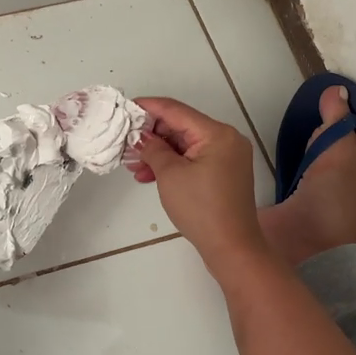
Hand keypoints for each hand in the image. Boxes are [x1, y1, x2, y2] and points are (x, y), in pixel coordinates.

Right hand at [127, 97, 266, 266]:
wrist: (231, 246)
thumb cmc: (200, 208)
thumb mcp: (169, 174)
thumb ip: (152, 148)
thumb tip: (140, 136)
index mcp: (216, 133)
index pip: (176, 110)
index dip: (148, 107)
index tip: (124, 107)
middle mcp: (226, 139)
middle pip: (181, 127)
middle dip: (151, 135)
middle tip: (125, 143)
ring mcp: (227, 156)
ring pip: (185, 145)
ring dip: (159, 152)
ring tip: (133, 165)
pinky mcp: (224, 172)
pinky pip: (193, 159)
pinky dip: (172, 164)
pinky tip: (149, 175)